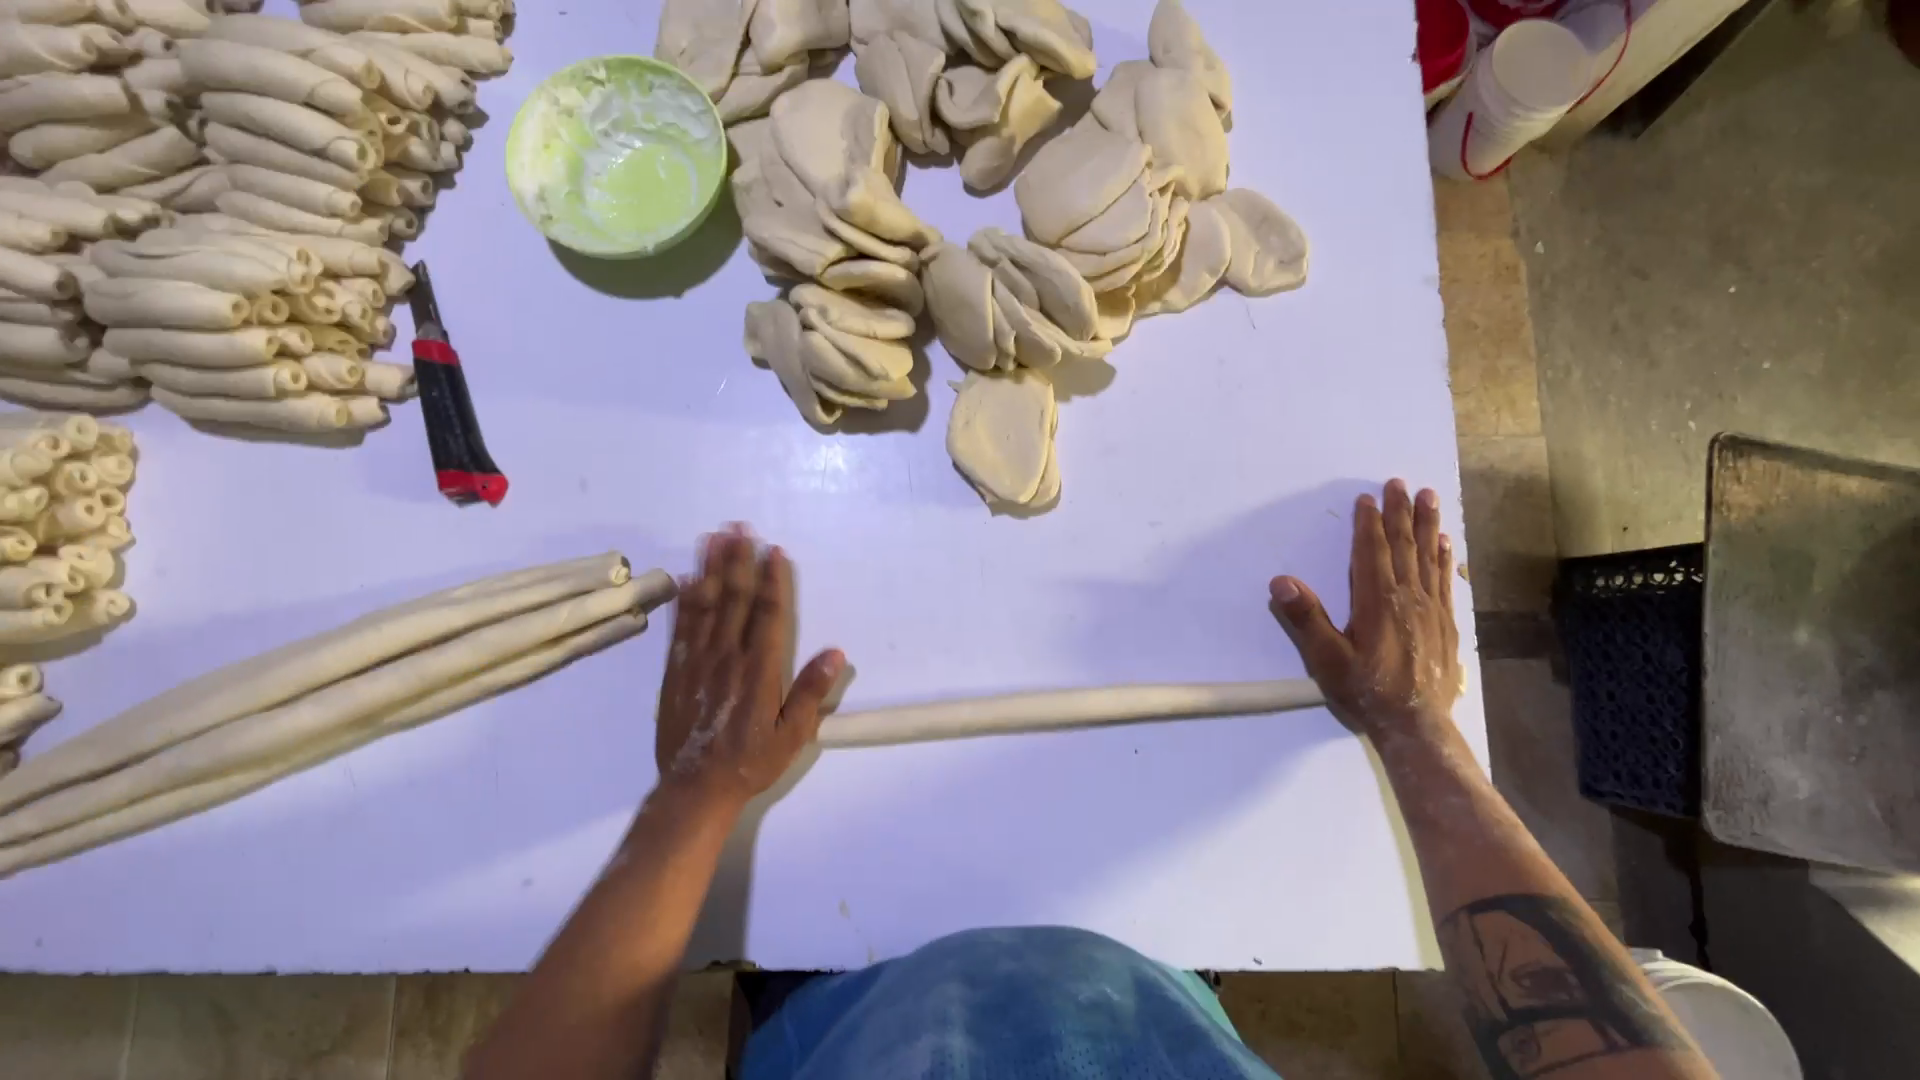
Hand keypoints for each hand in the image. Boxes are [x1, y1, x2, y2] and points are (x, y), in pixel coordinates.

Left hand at [655, 524, 845, 811]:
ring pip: (705, 606)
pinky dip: (685, 600)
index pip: (768, 615)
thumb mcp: (794, 735)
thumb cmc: (752, 761)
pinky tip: (687, 578)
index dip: (772, 580)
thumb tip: (836, 652)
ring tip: (712, 538)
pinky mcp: (675, 671)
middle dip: (739, 560)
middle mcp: (727, 657)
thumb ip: (812, 692)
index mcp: (759, 671)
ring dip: (710, 570)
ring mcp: (698, 662)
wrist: (696, 788)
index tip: (773, 550)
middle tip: (739, 527)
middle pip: (735, 600)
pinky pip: (681, 628)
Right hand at [1269, 480, 1462, 744]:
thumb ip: (1306, 618)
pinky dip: (1444, 558)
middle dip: (1400, 513)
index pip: (1371, 553)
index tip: (1367, 498)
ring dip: (1427, 525)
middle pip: (1403, 546)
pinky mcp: (1446, 623)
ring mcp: (1431, 609)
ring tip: (1429, 497)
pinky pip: (1445, 580)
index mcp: (1376, 602)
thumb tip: (1280, 581)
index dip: (1368, 524)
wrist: (1416, 724)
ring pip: (1428, 557)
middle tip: (1400, 484)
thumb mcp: (1326, 658)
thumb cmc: (1366, 690)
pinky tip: (1445, 544)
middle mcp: (1407, 598)